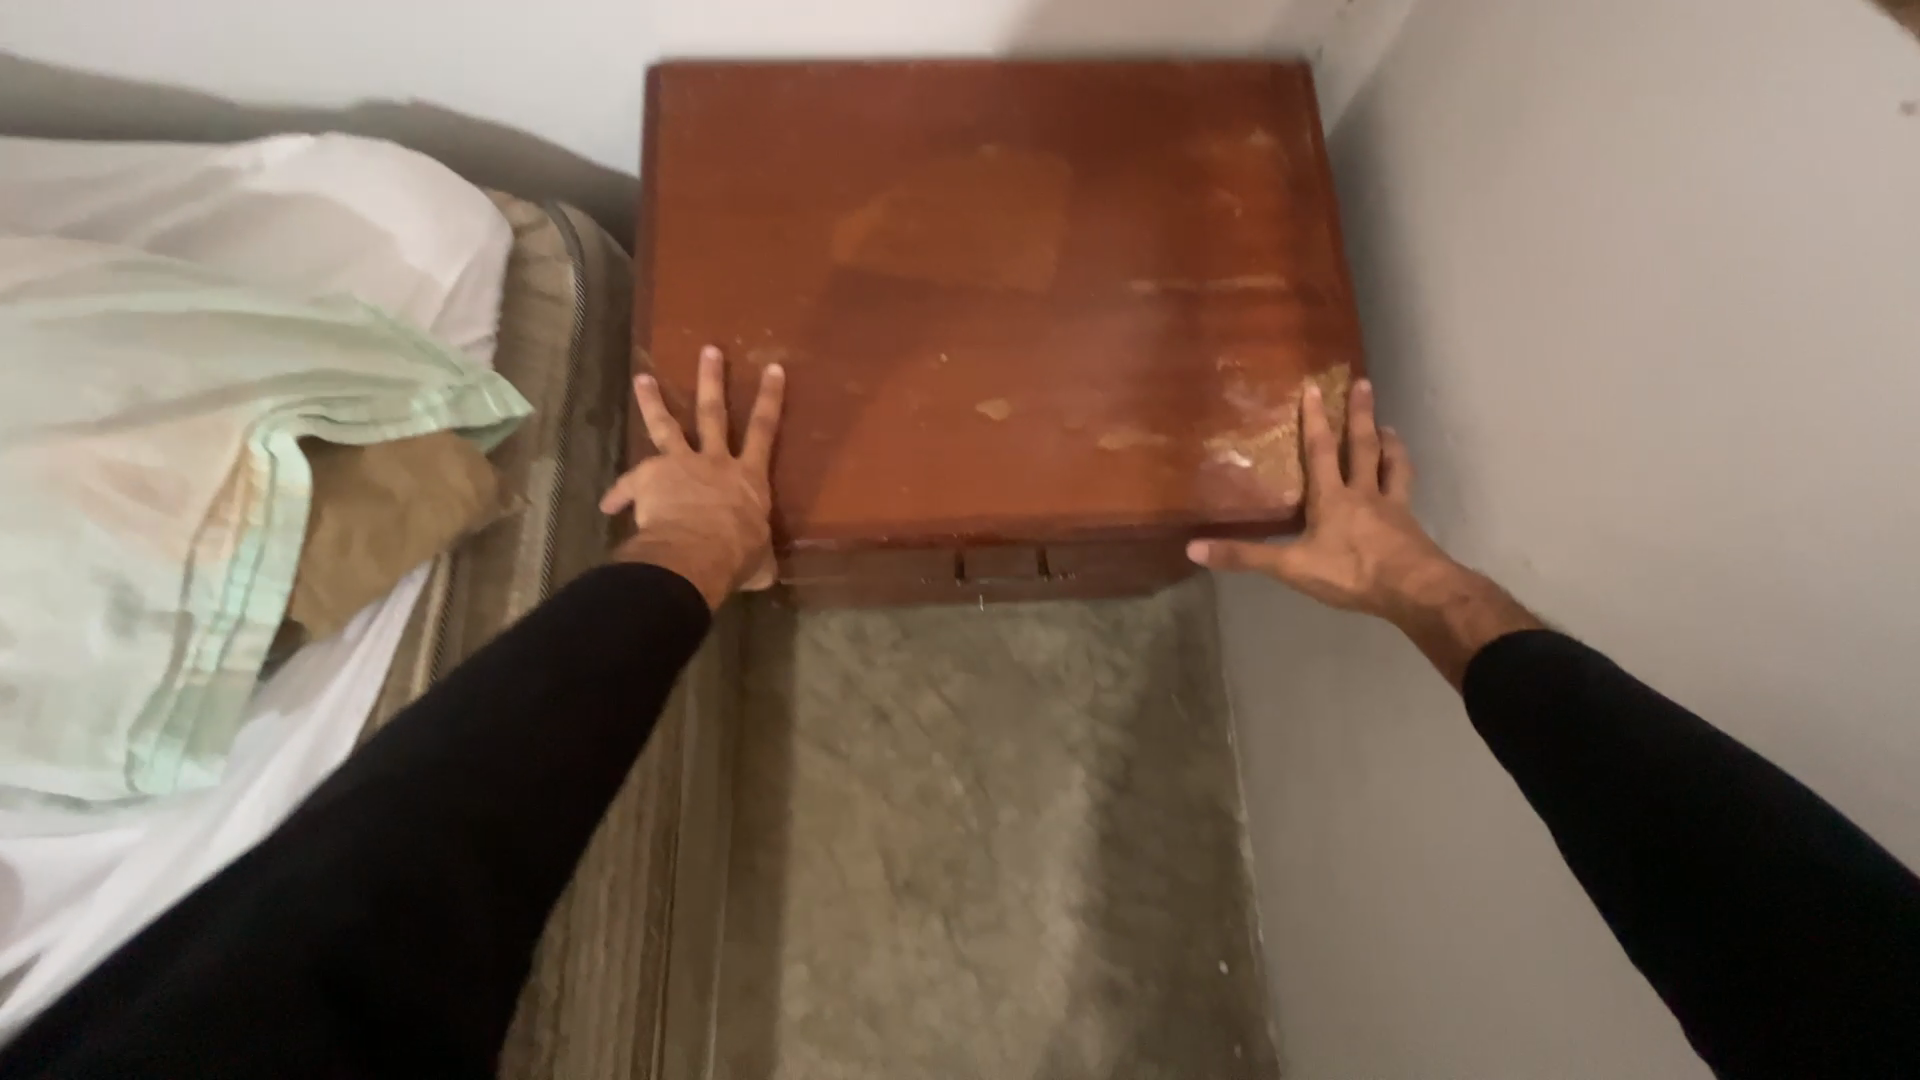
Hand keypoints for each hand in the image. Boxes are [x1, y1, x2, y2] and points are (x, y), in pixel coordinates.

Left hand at [600, 345, 785, 609]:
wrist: (697, 554)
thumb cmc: (737, 555)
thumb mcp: (760, 560)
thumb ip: (761, 559)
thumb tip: (766, 574)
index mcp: (749, 478)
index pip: (765, 430)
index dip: (769, 398)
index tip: (772, 367)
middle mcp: (716, 462)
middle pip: (713, 413)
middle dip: (712, 380)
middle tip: (708, 350)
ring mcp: (680, 466)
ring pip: (667, 427)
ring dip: (654, 402)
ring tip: (643, 378)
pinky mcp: (649, 479)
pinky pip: (630, 484)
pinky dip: (620, 494)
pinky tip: (609, 504)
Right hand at [1190, 378, 1540, 687]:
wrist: (1414, 591)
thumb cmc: (1350, 572)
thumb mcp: (1290, 567)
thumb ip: (1245, 556)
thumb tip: (1193, 549)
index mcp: (1332, 498)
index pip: (1320, 451)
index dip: (1315, 420)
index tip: (1314, 388)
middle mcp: (1364, 493)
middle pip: (1363, 447)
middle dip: (1361, 415)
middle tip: (1364, 384)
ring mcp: (1392, 508)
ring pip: (1393, 466)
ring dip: (1390, 444)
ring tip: (1390, 428)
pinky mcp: (1410, 526)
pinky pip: (1407, 493)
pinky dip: (1405, 480)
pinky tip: (1404, 481)